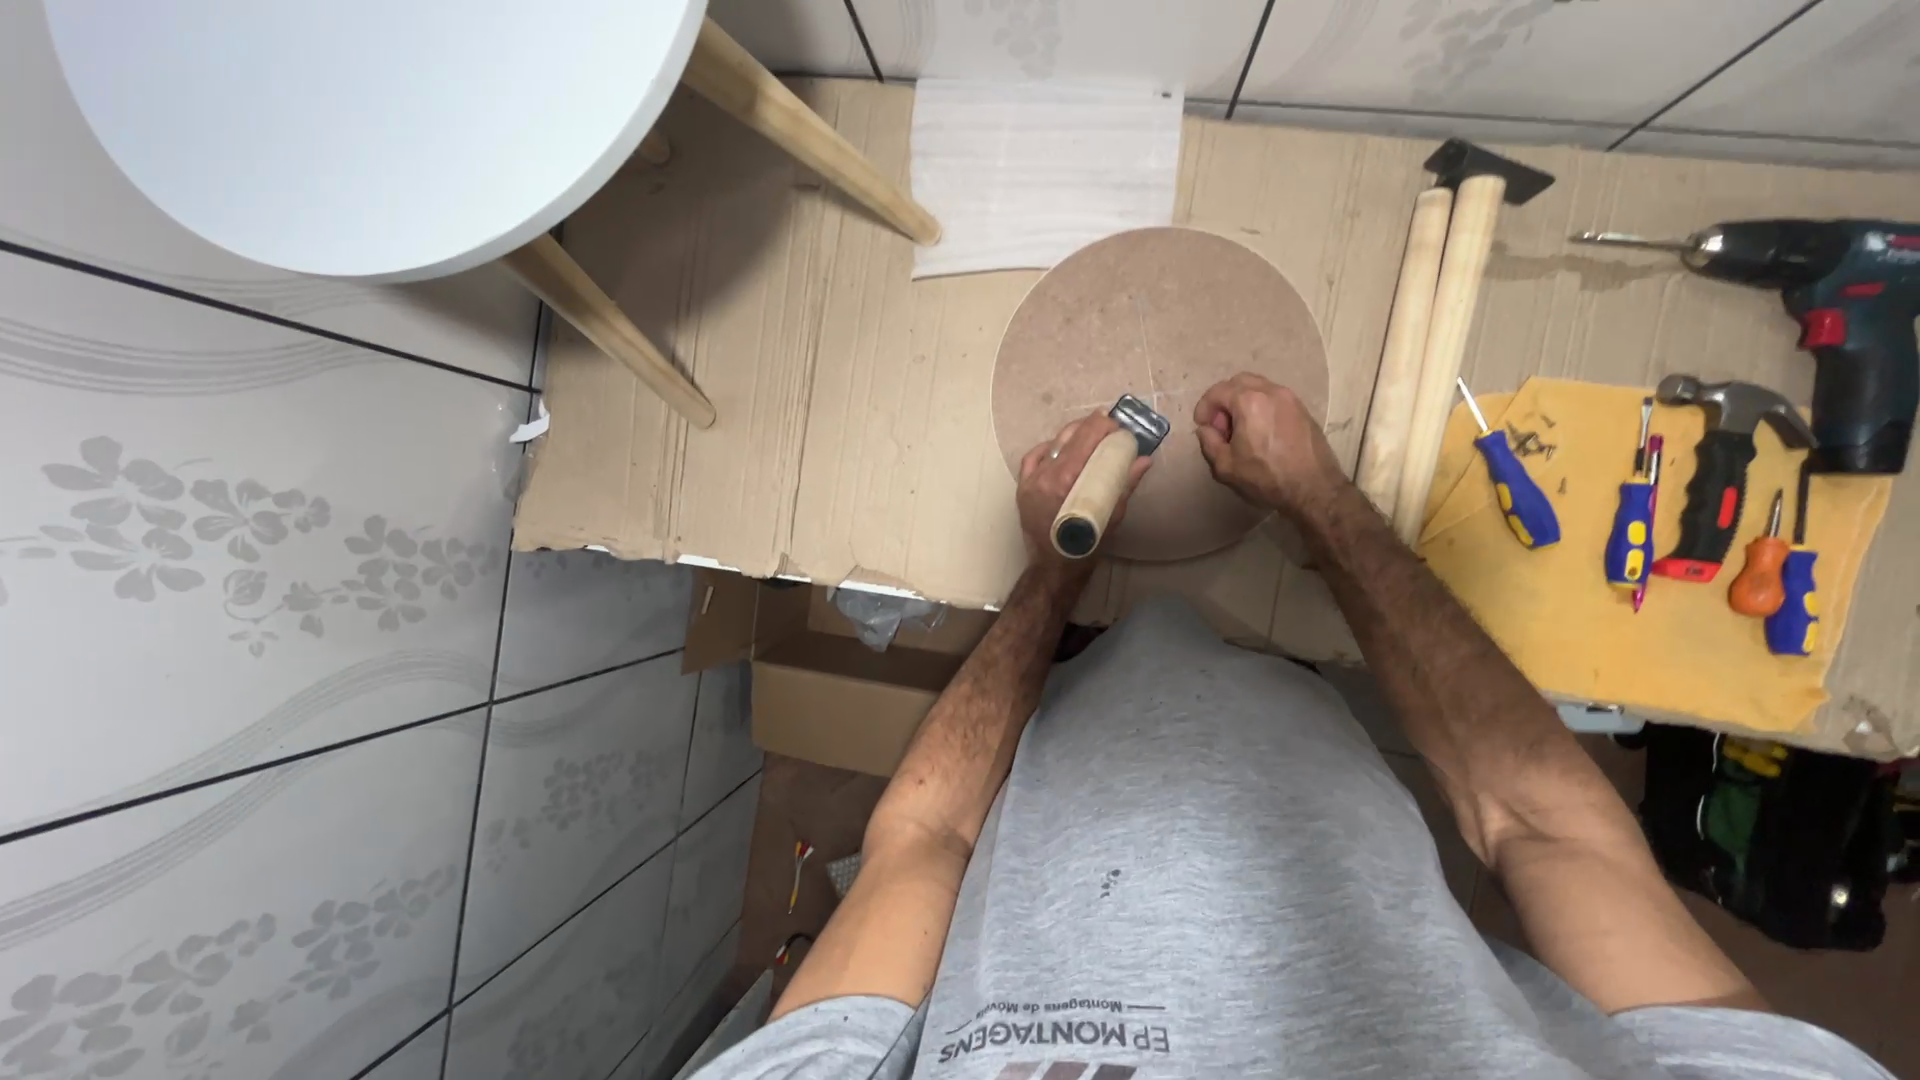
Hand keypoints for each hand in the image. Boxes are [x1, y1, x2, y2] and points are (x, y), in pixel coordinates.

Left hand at [1017, 411, 1152, 574]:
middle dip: (1090, 427)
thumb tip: (1144, 460)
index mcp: (1064, 482)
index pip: (1084, 439)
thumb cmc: (1084, 548)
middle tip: (1108, 426)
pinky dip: (1047, 449)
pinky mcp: (1022, 488)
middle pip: (1068, 438)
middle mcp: (1044, 477)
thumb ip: (1125, 485)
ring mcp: (1030, 482)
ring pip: (1051, 445)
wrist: (1053, 569)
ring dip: (1071, 435)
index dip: (1101, 425)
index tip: (1116, 425)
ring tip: (1087, 433)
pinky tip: (1060, 448)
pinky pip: (1032, 459)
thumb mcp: (1111, 516)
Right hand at [1194, 373, 1346, 520]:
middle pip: (1239, 382)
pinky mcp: (1302, 409)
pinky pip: (1274, 398)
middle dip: (1224, 400)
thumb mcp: (1226, 466)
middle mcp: (1271, 392)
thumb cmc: (1265, 477)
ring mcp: (1290, 398)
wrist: (1312, 488)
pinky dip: (1261, 407)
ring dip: (1243, 402)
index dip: (1204, 407)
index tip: (1203, 426)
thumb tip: (1206, 429)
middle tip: (1221, 425)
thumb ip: (1209, 442)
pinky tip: (1260, 432)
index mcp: (1249, 402)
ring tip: (1241, 429)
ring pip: (1259, 387)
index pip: (1218, 391)